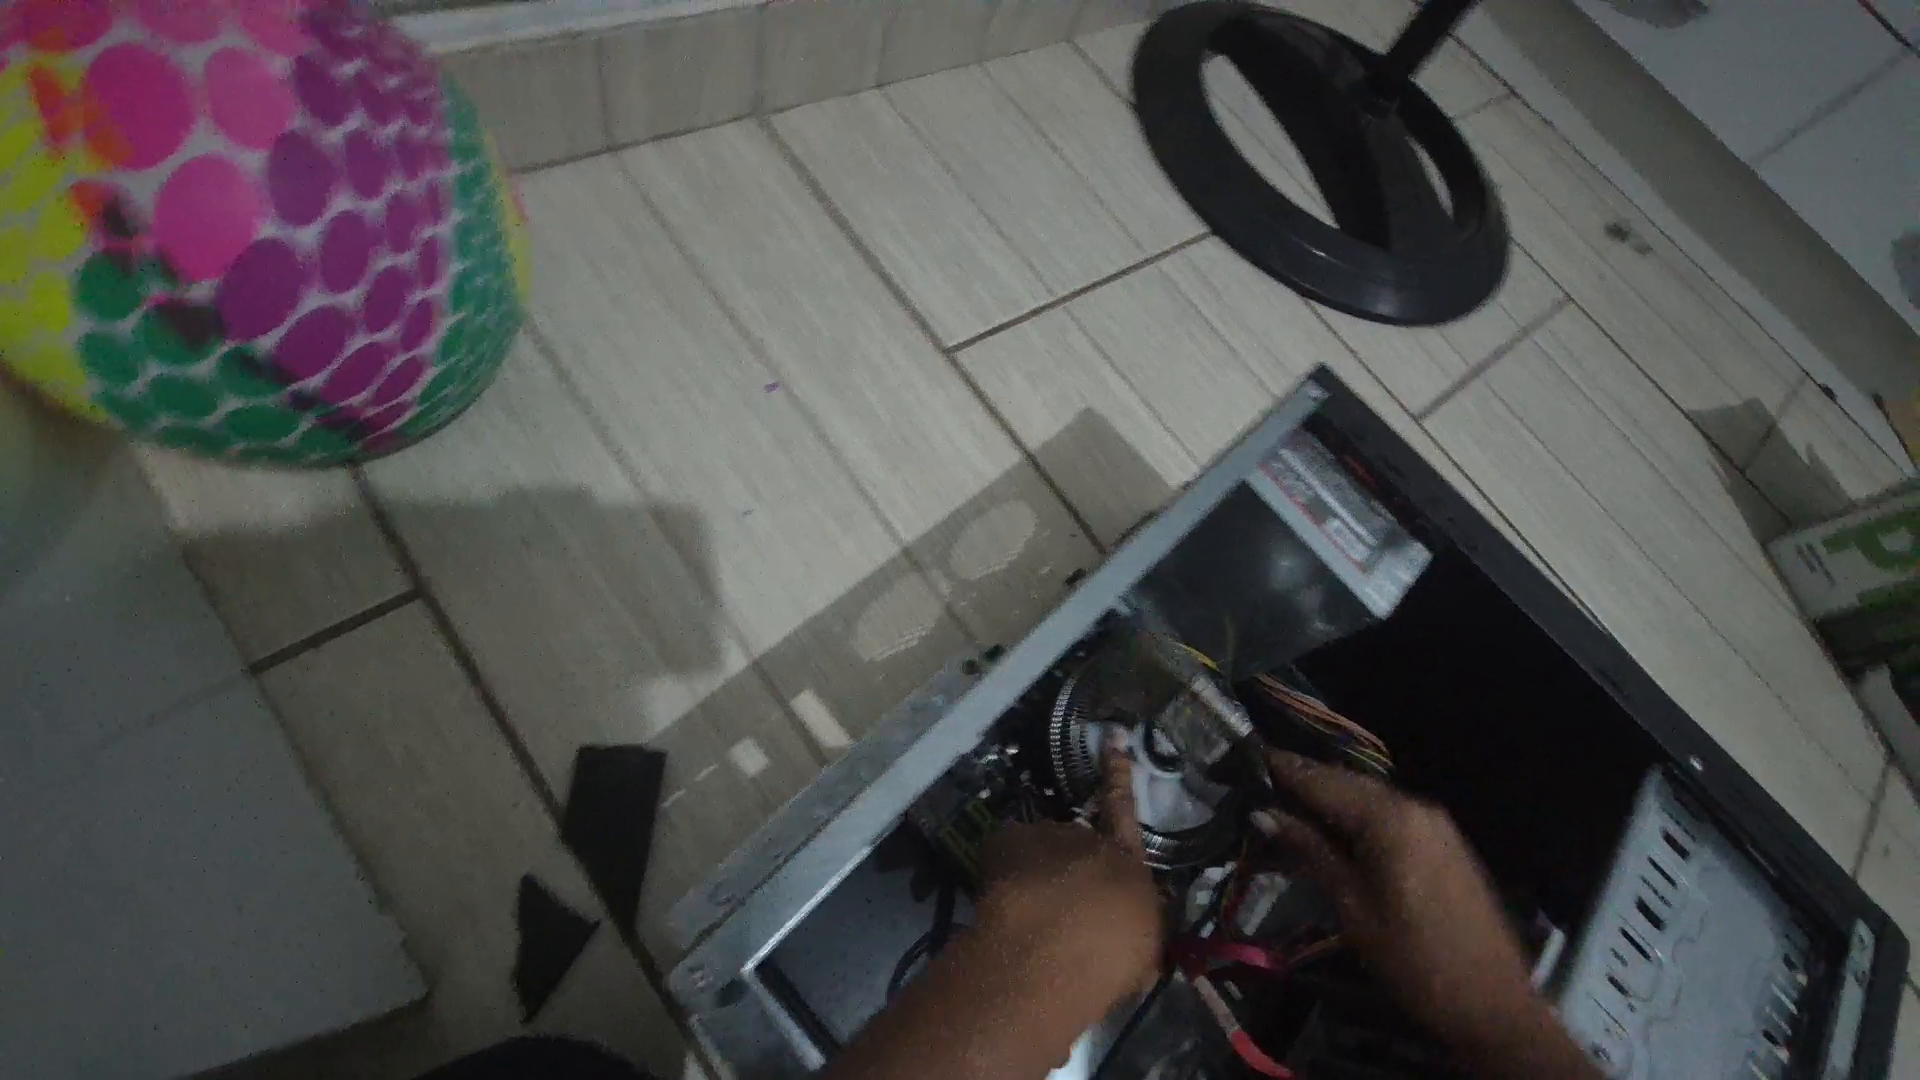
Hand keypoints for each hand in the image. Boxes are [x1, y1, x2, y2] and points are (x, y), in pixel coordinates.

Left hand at [975, 741, 1163, 1012]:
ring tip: (1026, 917)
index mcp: (1127, 864)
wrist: (1055, 946)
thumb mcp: (1143, 949)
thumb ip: (1133, 925)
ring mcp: (1044, 834)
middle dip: (1065, 872)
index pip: (1123, 810)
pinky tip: (1000, 903)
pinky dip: (1002, 872)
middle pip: (1073, 845)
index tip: (1113, 737)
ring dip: (1032, 874)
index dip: (1117, 774)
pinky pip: (1004, 854)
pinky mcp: (1007, 840)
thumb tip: (1123, 931)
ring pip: (1036, 851)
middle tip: (1056, 916)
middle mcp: (1086, 839)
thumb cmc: (1111, 957)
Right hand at [1254, 752, 1596, 1078]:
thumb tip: (1261, 812)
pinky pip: (1385, 812)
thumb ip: (1308, 850)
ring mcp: (1433, 822)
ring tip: (1280, 799)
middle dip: (1298, 778)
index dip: (1279, 766)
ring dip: (1323, 796)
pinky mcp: (1441, 841)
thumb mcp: (1352, 907)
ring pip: (1364, 795)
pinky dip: (1351, 813)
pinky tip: (1326, 824)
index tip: (1241, 757)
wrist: (1497, 1010)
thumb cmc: (1415, 961)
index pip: (1320, 779)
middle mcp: (1413, 806)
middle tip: (1253, 779)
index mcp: (1389, 818)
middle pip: (1343, 781)